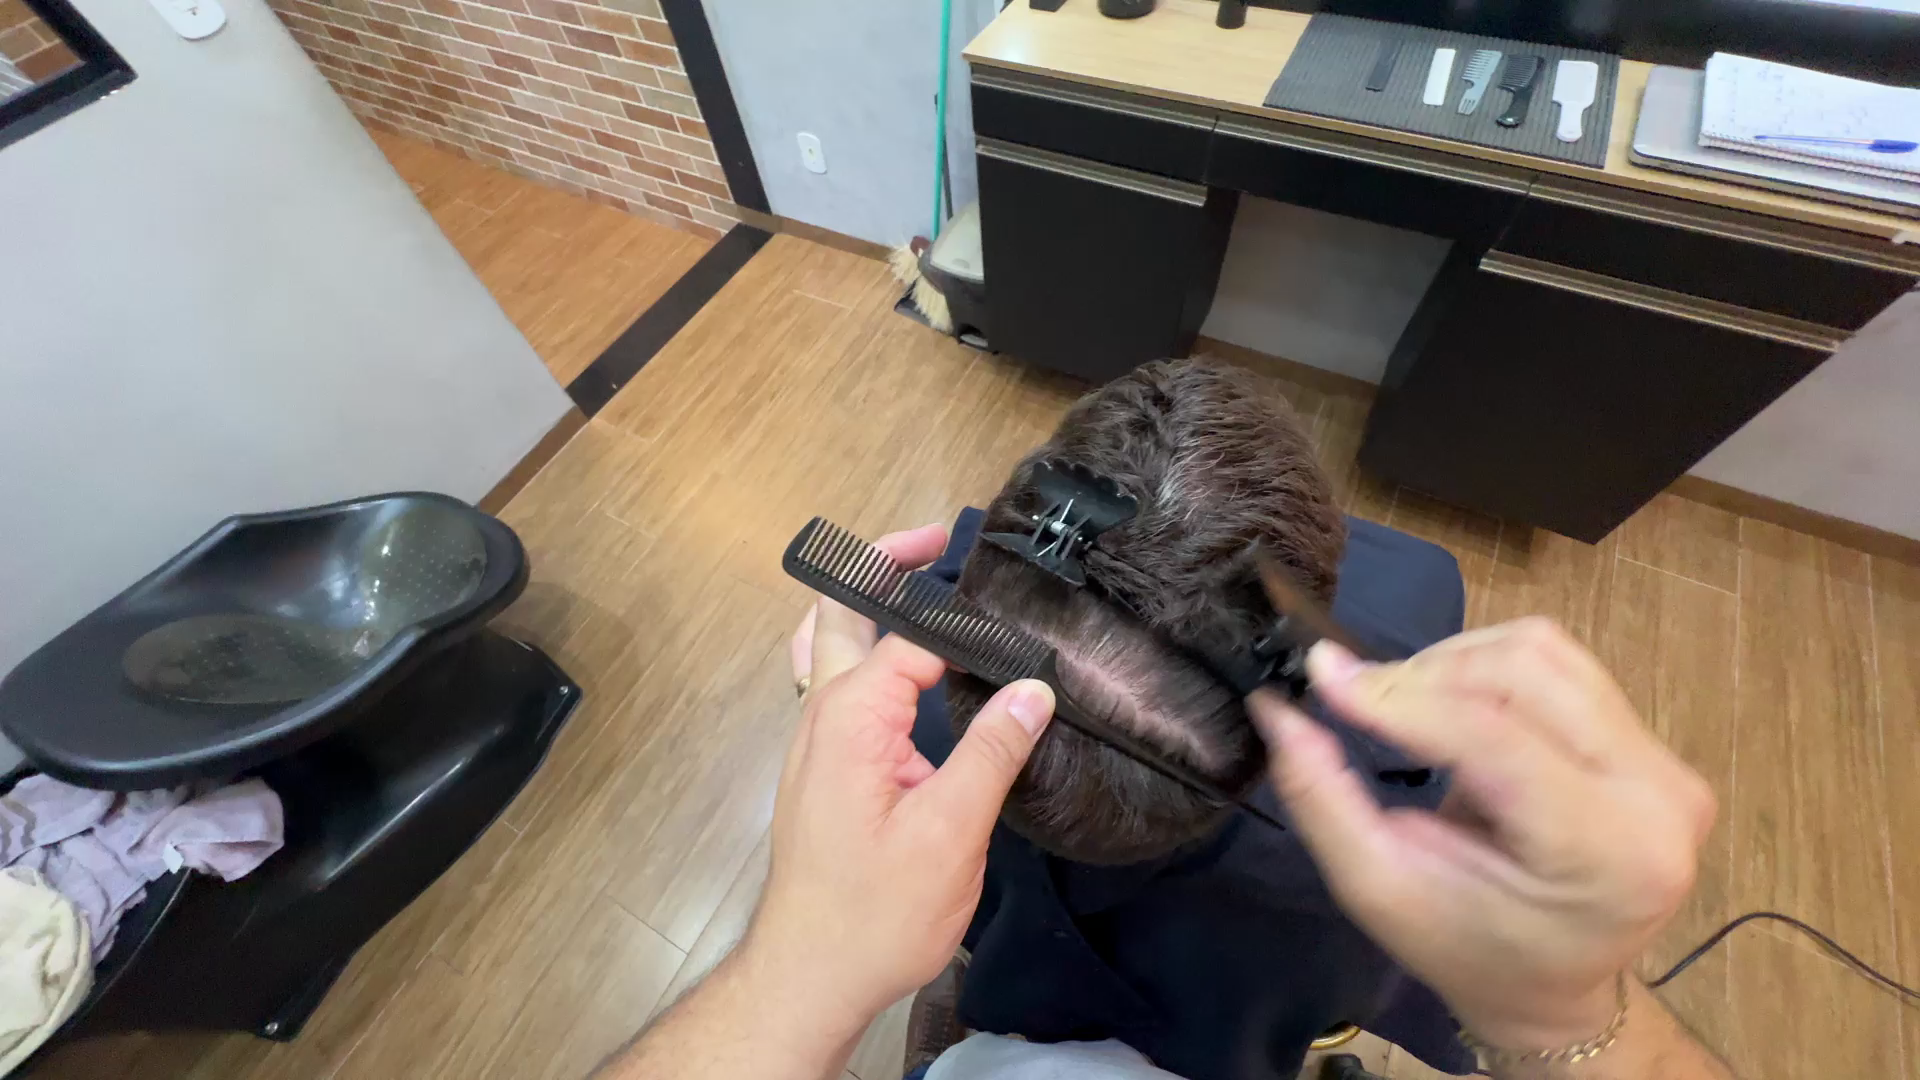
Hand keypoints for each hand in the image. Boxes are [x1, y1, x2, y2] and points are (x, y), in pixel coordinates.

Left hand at [753, 524, 1054, 1024]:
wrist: (809, 973)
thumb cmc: (874, 911)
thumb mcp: (948, 834)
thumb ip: (991, 751)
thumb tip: (1032, 687)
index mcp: (850, 714)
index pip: (912, 636)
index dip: (965, 623)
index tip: (1013, 617)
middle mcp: (822, 708)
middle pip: (841, 609)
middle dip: (883, 563)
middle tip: (937, 539)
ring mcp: (815, 732)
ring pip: (828, 638)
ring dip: (866, 599)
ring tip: (914, 574)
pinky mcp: (823, 757)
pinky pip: (834, 676)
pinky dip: (863, 643)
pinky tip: (899, 655)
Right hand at [1250, 618, 1715, 1051]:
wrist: (1551, 977)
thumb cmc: (1460, 944)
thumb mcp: (1372, 883)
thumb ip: (1319, 793)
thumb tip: (1275, 703)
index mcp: (1605, 855)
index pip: (1491, 737)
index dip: (1396, 697)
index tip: (1319, 675)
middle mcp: (1658, 795)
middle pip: (1521, 672)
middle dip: (1421, 676)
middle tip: (1361, 705)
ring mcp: (1663, 760)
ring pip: (1535, 650)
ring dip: (1448, 664)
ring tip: (1407, 712)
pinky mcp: (1646, 738)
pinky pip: (1550, 656)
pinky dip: (1478, 663)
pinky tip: (1451, 707)